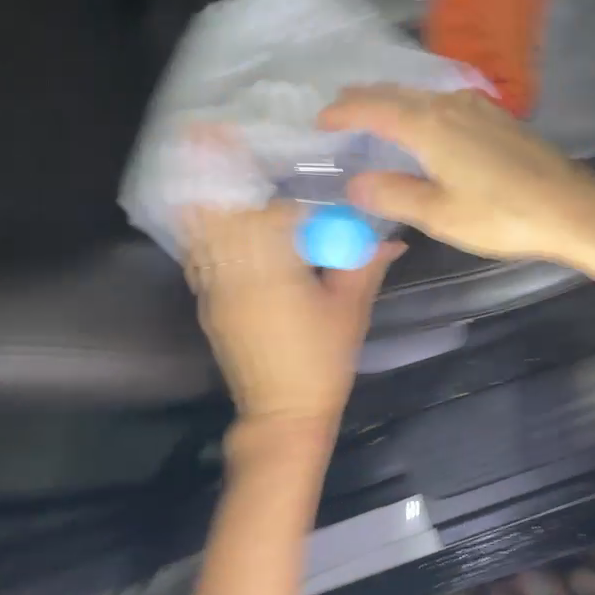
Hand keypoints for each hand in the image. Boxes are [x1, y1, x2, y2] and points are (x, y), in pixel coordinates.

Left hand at [181, 203, 400, 433]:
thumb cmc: (323, 362)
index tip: (310, 213)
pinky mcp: (208, 305)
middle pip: (229, 213)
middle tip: (256, 182)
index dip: (292, 207)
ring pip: (207, 232)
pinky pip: (202, 258)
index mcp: (275, 268)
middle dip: (242, 193)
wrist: (283, 412)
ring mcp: (215, 289)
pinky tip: (229, 240)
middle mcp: (237, 271)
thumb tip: (392, 241)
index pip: (273, 214)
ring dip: (221, 213)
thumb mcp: (351, 312)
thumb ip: (364, 267)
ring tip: (237, 200)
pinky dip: (213, 241)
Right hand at [319, 85, 594, 263]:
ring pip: (424, 96)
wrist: (572, 208)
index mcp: (428, 124)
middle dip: (365, 100)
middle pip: (397, 94)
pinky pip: (447, 104)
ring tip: (376, 117)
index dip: (343, 112)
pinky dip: (423, 111)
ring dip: (395, 103)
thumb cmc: (502, 215)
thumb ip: (394, 194)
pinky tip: (427, 127)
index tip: (320, 121)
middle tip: (340, 112)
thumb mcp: (440, 214)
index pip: (373, 107)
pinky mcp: (500, 119)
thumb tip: (355, 183)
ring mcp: (479, 107)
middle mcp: (450, 104)